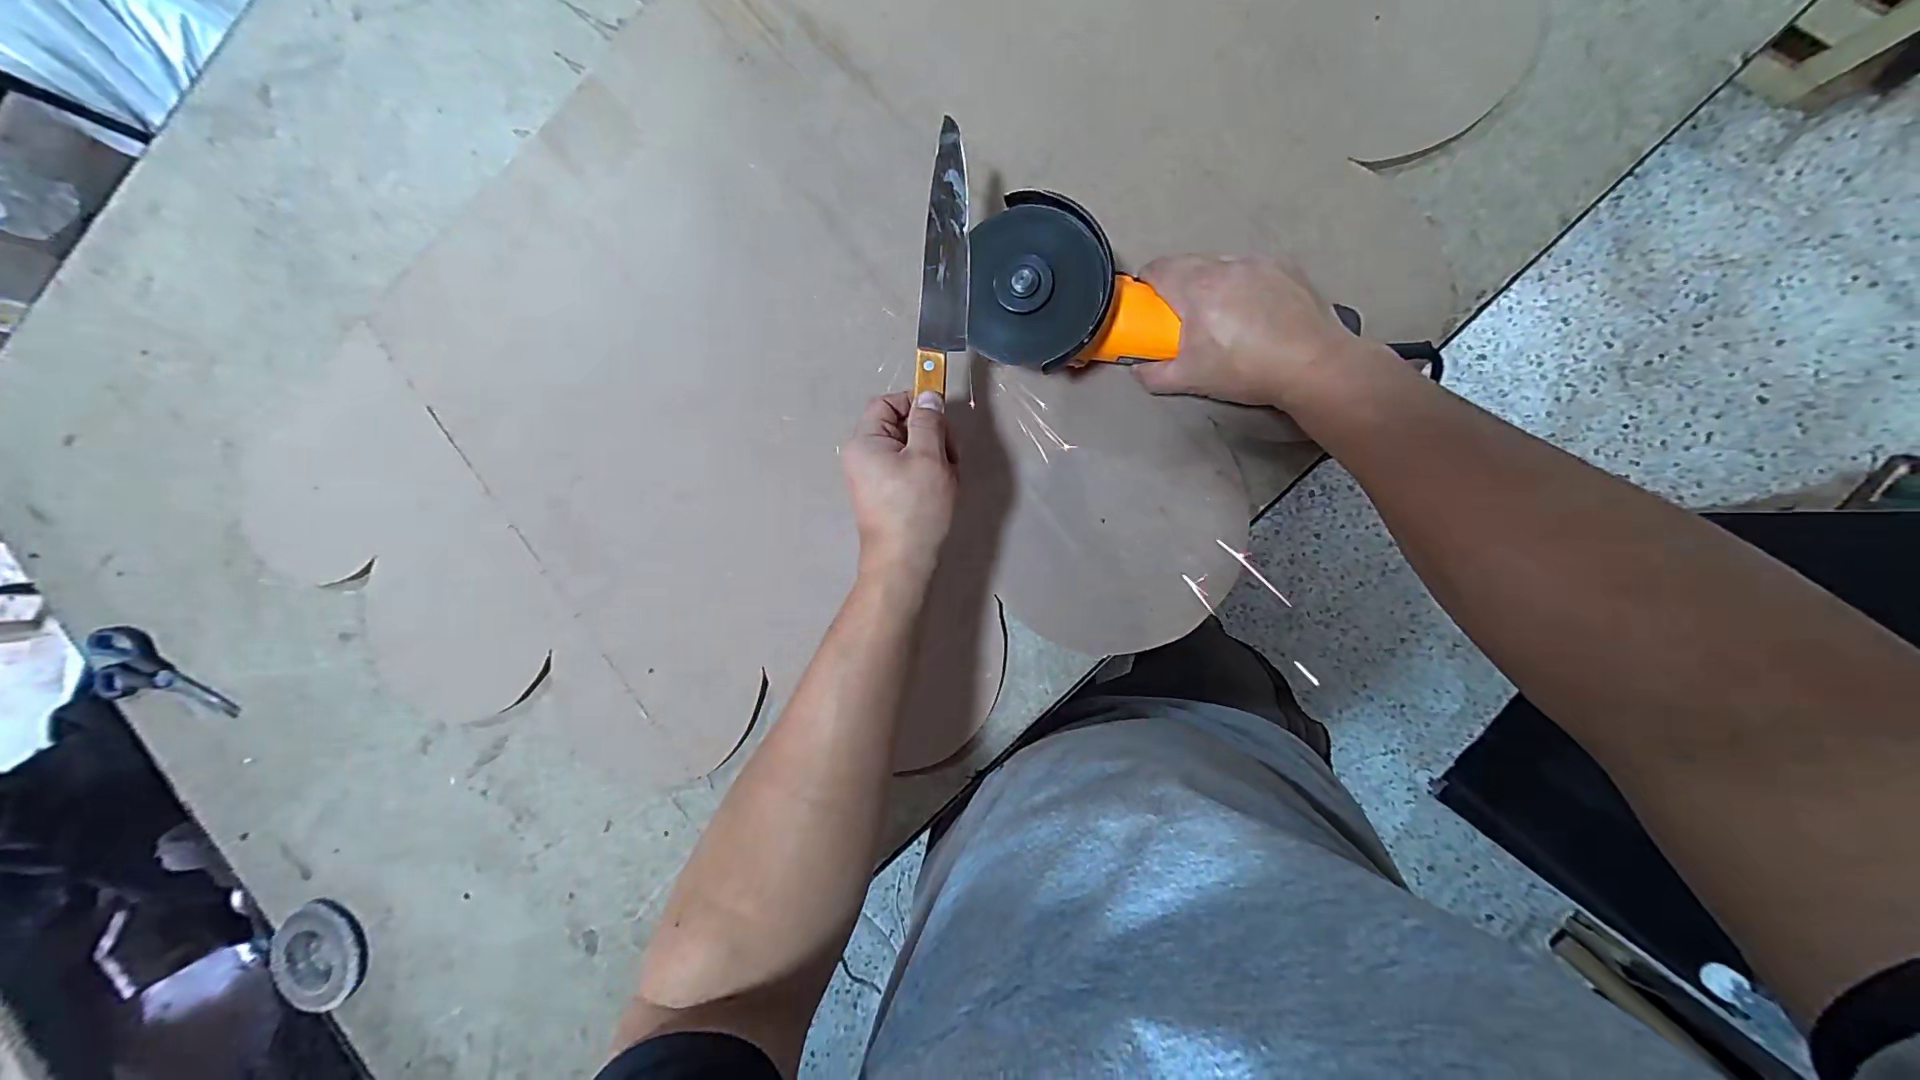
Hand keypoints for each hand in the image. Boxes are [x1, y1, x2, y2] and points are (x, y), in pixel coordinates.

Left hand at [843, 391, 957, 579]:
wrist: (903, 560)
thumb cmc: (915, 508)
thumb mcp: (929, 456)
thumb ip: (928, 421)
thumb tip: (929, 396)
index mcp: (865, 441)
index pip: (888, 403)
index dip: (916, 402)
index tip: (942, 417)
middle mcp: (862, 455)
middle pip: (900, 425)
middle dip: (930, 434)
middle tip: (950, 454)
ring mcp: (871, 476)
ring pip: (909, 448)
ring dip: (933, 455)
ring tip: (947, 477)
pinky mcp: (883, 493)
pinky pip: (906, 469)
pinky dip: (926, 472)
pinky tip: (940, 489)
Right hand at [1132, 255, 1376, 408]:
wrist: (1312, 366)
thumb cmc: (1249, 369)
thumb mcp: (1189, 379)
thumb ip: (1153, 374)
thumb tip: (1139, 370)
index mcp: (1196, 286)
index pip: (1156, 268)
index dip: (1147, 287)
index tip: (1151, 308)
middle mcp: (1226, 266)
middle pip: (1188, 265)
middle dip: (1179, 289)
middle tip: (1185, 322)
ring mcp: (1259, 264)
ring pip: (1220, 267)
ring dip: (1213, 287)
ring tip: (1224, 322)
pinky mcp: (1286, 268)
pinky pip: (1252, 271)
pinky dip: (1244, 288)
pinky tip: (1254, 317)